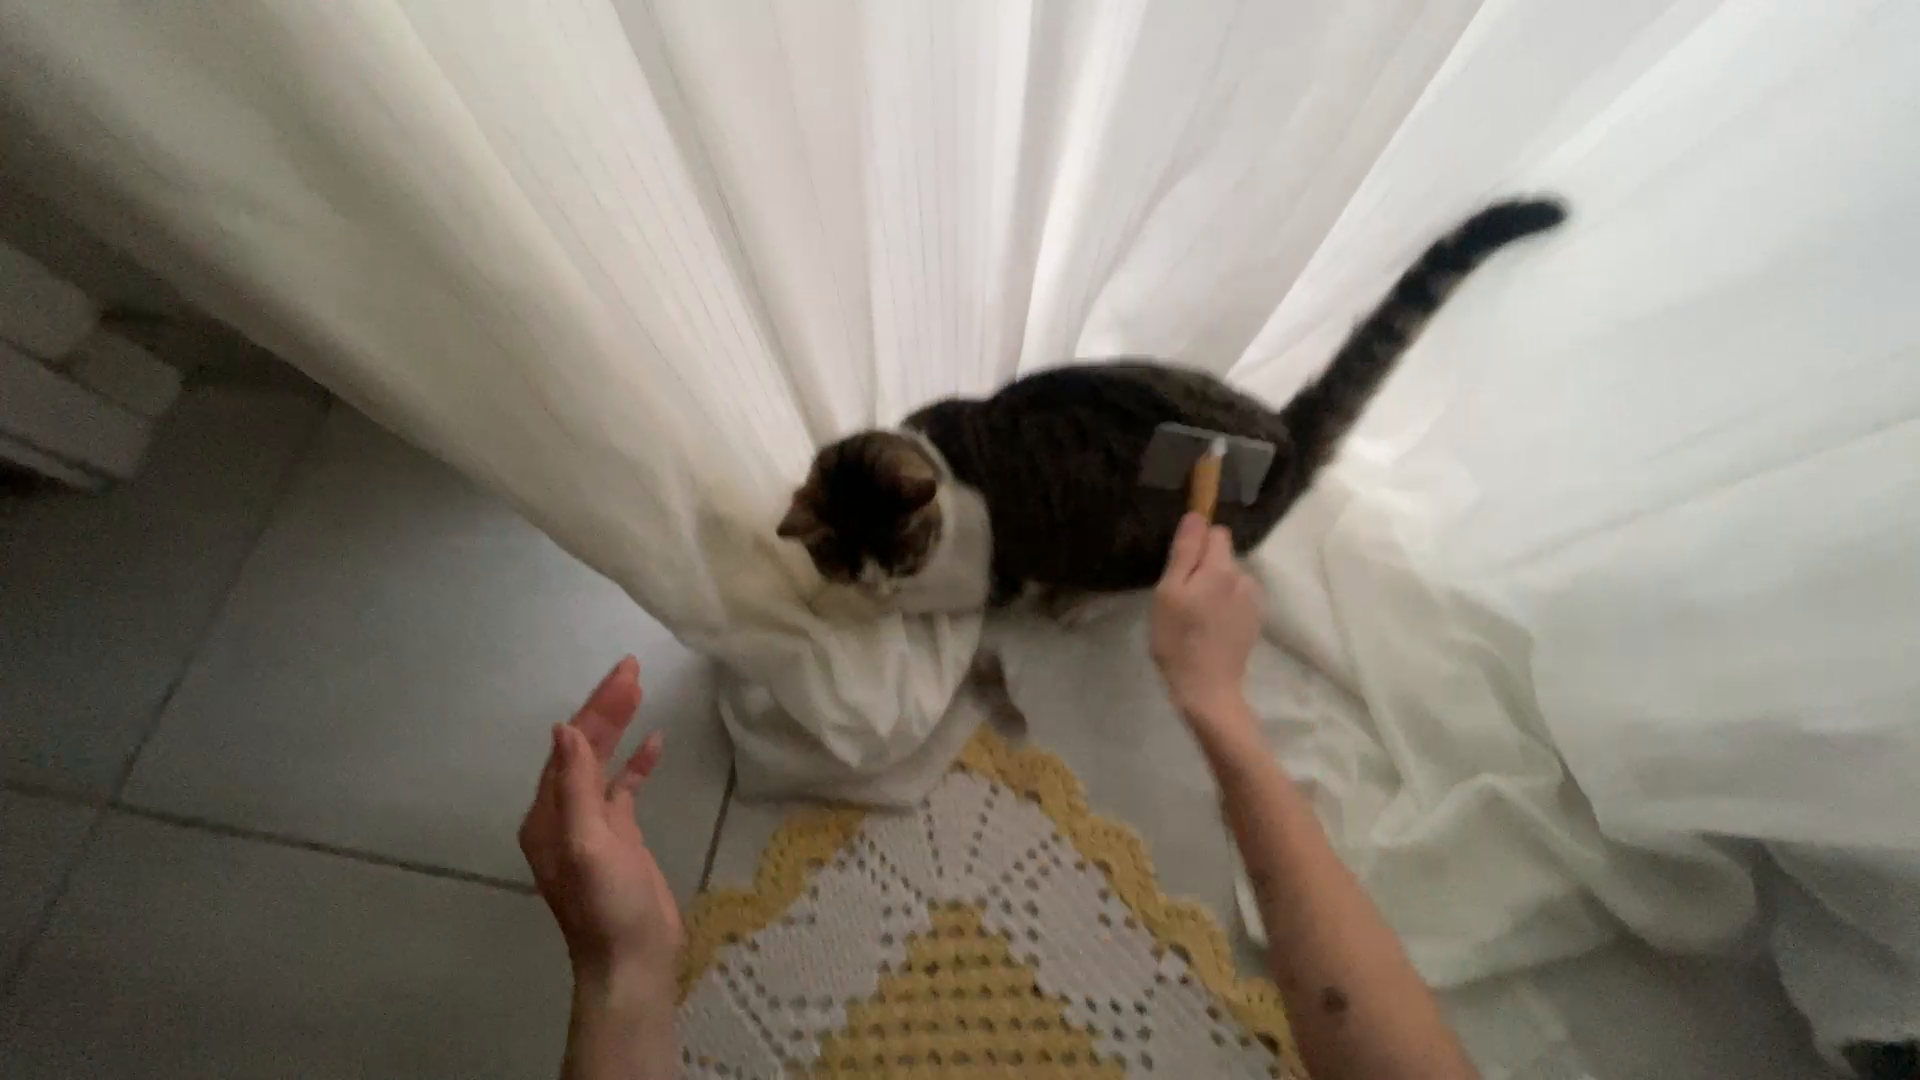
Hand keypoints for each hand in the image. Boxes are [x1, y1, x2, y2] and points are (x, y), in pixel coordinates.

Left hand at [519, 657, 682, 990]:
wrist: (632, 958)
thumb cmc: (608, 904)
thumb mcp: (590, 844)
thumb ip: (577, 786)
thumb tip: (565, 729)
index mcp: (549, 814)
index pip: (572, 746)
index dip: (597, 707)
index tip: (624, 673)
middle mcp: (564, 814)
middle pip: (585, 747)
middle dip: (607, 706)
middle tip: (633, 668)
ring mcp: (593, 824)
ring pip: (604, 761)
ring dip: (620, 726)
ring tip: (640, 689)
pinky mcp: (619, 835)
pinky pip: (624, 787)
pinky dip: (637, 763)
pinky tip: (655, 742)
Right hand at [1151, 514, 1263, 730]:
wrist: (1207, 688)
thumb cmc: (1178, 639)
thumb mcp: (1168, 593)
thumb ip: (1185, 552)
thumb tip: (1196, 516)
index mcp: (1221, 569)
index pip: (1215, 532)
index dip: (1195, 543)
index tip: (1179, 566)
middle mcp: (1244, 578)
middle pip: (1222, 555)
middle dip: (1203, 567)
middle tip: (1180, 597)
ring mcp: (1253, 601)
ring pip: (1229, 578)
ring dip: (1214, 587)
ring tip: (1194, 614)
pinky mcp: (1255, 620)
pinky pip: (1236, 598)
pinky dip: (1223, 605)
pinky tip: (1209, 626)